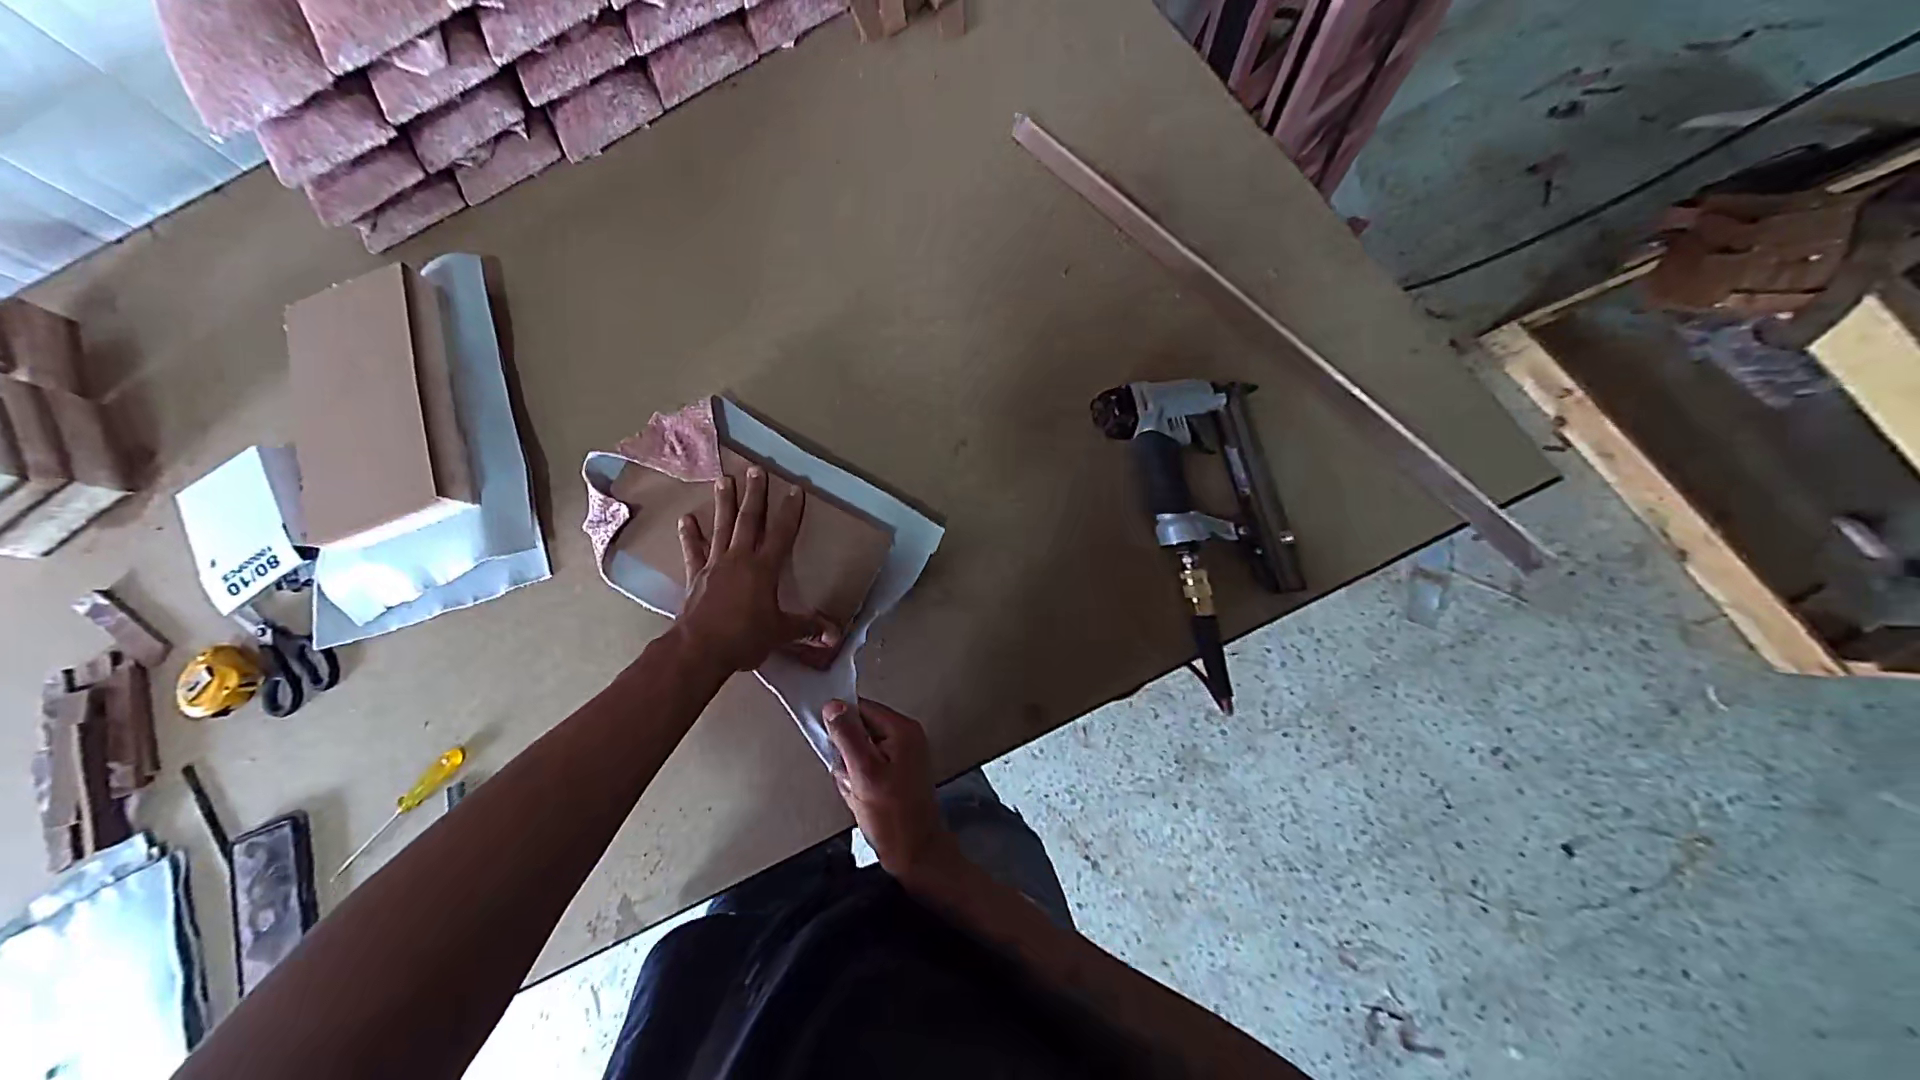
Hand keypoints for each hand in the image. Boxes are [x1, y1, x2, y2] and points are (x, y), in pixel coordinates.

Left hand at [675, 467, 838, 673]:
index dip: (790, 511)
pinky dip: (690, 536)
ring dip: (724, 503)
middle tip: (755, 470)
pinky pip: (694, 551)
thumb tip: (835, 635)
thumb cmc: (743, 638)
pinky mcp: (696, 577)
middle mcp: (739, 559)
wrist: (699, 649)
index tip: (795, 489)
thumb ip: (807, 628)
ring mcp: (715, 565)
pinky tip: (685, 519)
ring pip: (722, 527)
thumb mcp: (781, 633)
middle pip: (749, 521)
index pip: (782, 534)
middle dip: (755, 495)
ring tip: (723, 479)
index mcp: (764, 569)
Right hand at [825, 698, 963, 886]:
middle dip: (846, 754)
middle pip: (858, 729)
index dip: (841, 724)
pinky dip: (857, 783)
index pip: (860, 707)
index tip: (833, 744)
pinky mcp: (894, 772)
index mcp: (902, 730)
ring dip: (850, 772)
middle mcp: (905, 737)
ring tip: (860, 792)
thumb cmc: (896, 819)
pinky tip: (863, 798)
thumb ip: (847, 736)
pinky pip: (864, 769)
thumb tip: (833, 706)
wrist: (915, 853)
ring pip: (857, 752)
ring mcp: (900, 755)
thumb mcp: (864, 773)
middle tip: (853, 777)